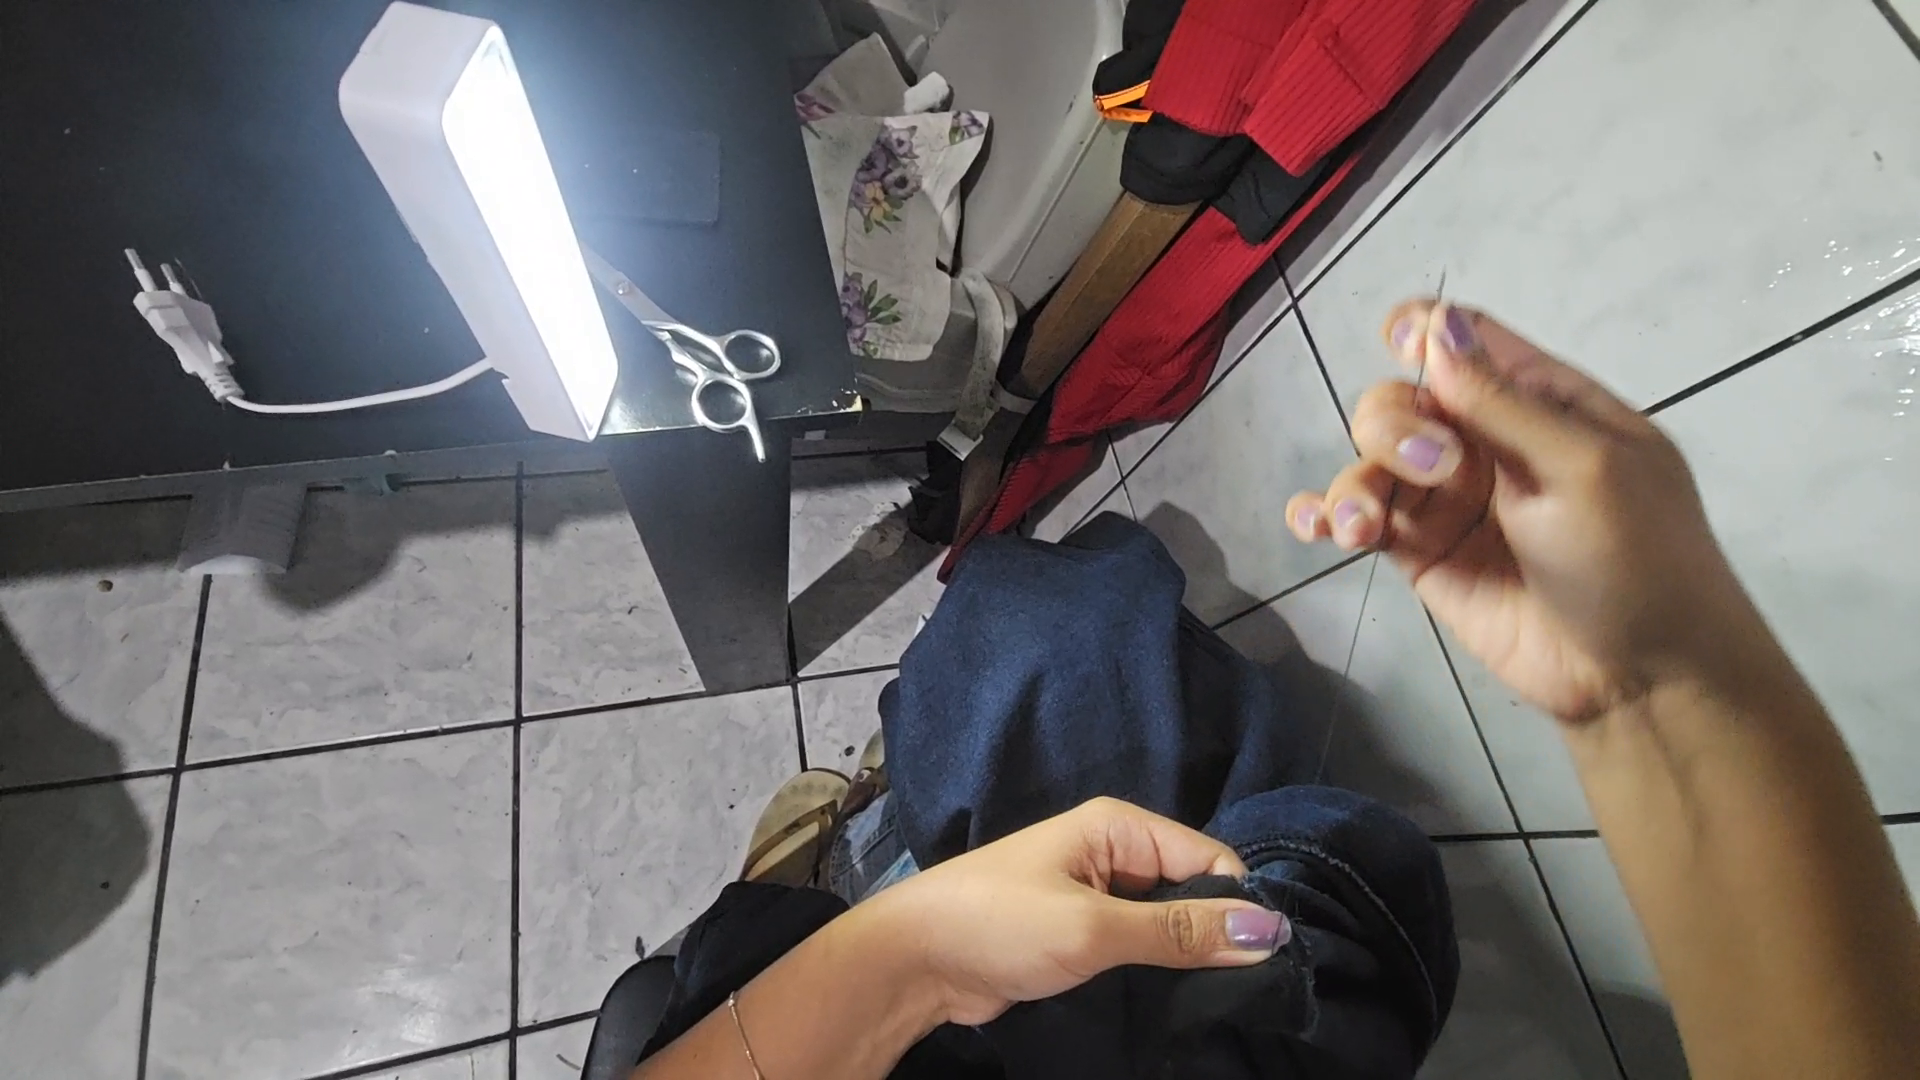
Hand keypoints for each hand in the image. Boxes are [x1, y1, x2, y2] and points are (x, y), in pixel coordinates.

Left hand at [857, 797, 1289, 1026]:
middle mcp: (1113, 851)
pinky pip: (1139, 944)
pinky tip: (1180, 1004)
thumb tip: (1268, 928)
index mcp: (1119, 827)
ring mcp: (1097, 892)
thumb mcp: (1092, 927)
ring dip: (1187, 957)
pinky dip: (1159, 970)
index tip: (1270, 965)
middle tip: (1250, 996)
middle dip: (1215, 933)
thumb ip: (1176, 931)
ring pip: (1166, 922)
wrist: (918, 956)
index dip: (1238, 905)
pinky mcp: (1083, 930)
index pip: (1207, 858)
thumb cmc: (1002, 923)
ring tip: (1219, 1005)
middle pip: (1190, 889)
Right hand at [1285, 299, 1766, 722]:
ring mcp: (1440, 497)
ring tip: (1362, 528)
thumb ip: (1503, 403)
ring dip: (1353, 483)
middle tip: (1434, 470)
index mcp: (1537, 403)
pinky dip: (1323, 515)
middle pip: (1397, 401)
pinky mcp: (1411, 547)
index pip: (1465, 343)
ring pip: (1364, 461)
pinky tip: (1317, 528)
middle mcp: (1479, 442)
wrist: (1631, 673)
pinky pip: (1351, 516)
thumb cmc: (1635, 558)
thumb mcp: (1584, 468)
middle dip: (1394, 429)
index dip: (1423, 330)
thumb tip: (1438, 326)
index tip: (1397, 343)